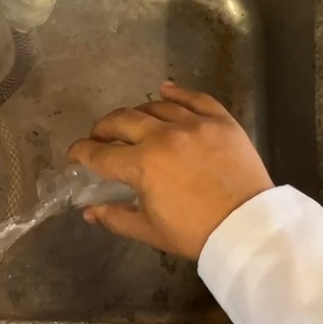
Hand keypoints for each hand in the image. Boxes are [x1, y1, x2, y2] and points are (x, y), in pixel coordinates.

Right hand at [65, 81, 273, 259]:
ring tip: (131, 122)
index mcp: (142, 165)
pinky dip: (176, 92)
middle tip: (99, 137)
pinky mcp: (220, 121)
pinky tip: (165, 90)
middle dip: (103, 128)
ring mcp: (194, 124)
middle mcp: (163, 136)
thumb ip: (115, 217)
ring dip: (137, 113)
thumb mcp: (149, 230)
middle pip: (122, 121)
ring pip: (155, 106)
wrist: (248, 227)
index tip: (74, 154)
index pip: (100, 154)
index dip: (81, 152)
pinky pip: (194, 97)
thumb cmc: (195, 233)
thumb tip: (89, 211)